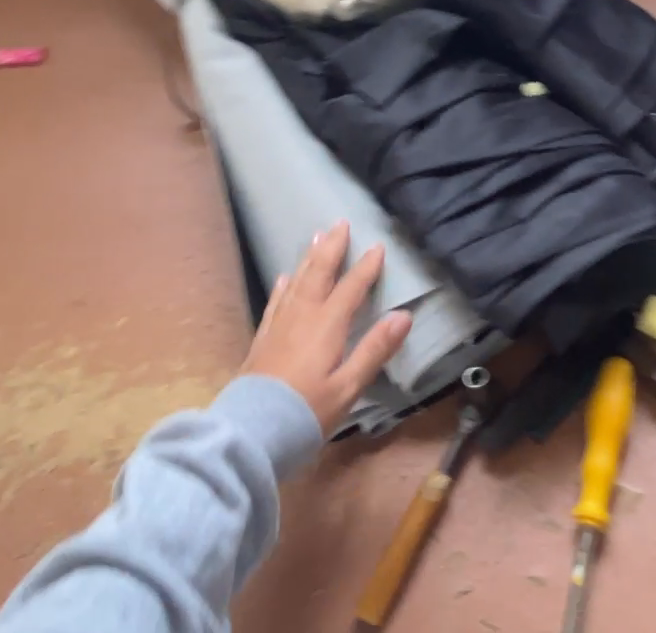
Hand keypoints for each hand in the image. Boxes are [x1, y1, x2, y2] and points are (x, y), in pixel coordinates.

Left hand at [243, 222, 413, 433]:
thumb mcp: (349, 386)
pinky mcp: (263, 340)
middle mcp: (301, 317)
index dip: (366, 266)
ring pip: (296, 282)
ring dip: (308, 258)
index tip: (378, 246)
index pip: (351, 288)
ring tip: (316, 238)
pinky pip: (276, 302)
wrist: (252, 432)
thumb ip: (375, 349)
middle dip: (331, 248)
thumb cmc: (307, 411)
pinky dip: (284, 286)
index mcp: (327, 325)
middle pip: (318, 274)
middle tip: (340, 223)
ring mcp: (278, 327)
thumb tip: (403, 315)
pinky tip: (284, 278)